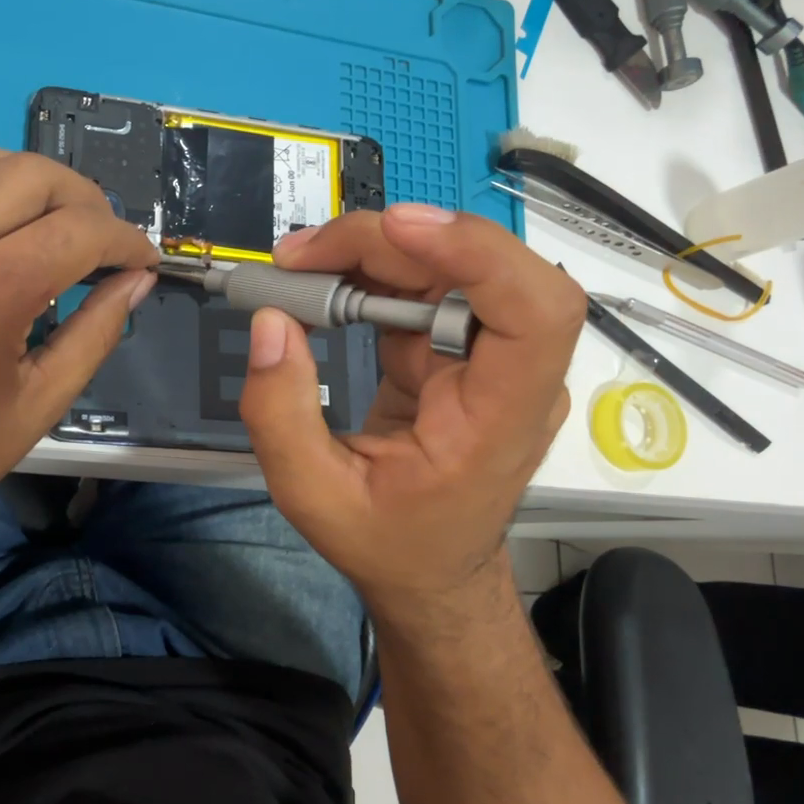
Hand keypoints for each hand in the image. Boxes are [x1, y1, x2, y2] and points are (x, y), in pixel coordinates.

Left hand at [0, 145, 158, 566]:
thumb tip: (135, 281)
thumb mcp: (43, 403)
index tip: (143, 262)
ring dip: (27, 177)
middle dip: (86, 201)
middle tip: (105, 244)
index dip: (124, 240)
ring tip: (55, 219)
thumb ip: (96, 332)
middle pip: (31, 176)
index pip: (76, 231)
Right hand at [238, 204, 584, 611]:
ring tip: (297, 264)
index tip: (398, 229)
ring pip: (450, 273)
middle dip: (389, 245)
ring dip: (374, 254)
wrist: (430, 573)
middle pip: (480, 275)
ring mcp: (490, 364)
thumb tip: (270, 323)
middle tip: (297, 254)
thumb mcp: (312, 495)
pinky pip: (425, 295)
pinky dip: (371, 278)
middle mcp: (511, 379)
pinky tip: (321, 282)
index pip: (533, 313)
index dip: (478, 255)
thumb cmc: (386, 546)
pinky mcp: (461, 357)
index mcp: (498, 421)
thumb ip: (282, 415)